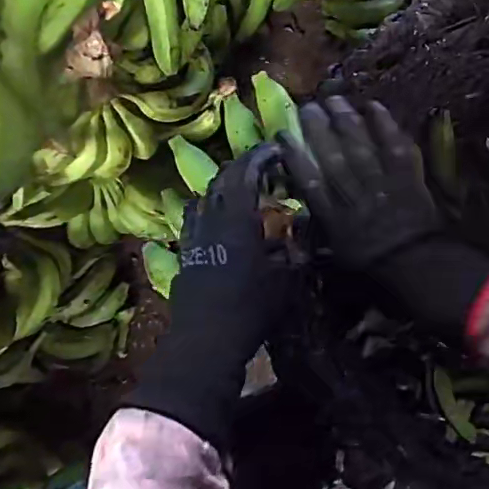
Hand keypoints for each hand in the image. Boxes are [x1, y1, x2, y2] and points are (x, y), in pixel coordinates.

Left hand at [126, 143, 297, 447]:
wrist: (206, 339)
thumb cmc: (251, 306)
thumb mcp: (285, 277)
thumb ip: (295, 246)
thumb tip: (303, 224)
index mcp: (236, 217)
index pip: (246, 172)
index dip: (261, 156)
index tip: (276, 149)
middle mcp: (211, 217)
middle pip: (222, 179)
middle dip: (242, 166)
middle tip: (262, 164)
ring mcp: (193, 234)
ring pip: (205, 196)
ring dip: (223, 185)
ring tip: (241, 187)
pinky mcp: (185, 251)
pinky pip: (195, 217)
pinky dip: (208, 207)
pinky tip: (216, 216)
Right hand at [284, 97, 488, 340]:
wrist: (420, 266)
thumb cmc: (374, 263)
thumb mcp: (338, 251)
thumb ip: (322, 225)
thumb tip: (304, 204)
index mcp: (335, 219)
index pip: (310, 182)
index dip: (295, 156)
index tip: (284, 134)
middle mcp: (355, 197)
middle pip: (333, 158)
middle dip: (319, 130)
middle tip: (309, 106)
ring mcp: (382, 185)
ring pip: (360, 148)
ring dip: (346, 121)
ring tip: (334, 99)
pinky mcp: (407, 176)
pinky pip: (395, 146)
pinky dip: (385, 125)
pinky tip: (373, 105)